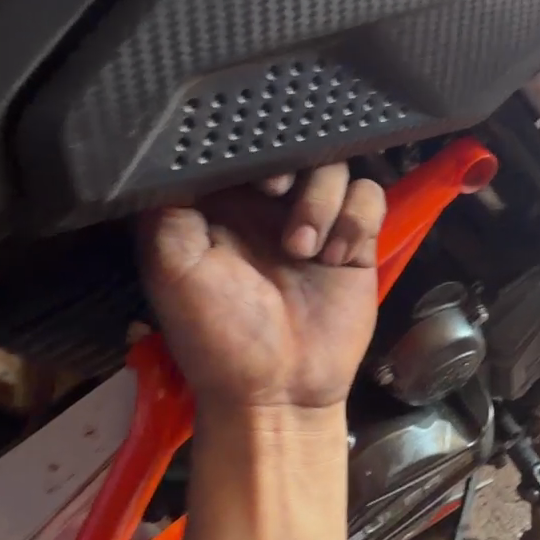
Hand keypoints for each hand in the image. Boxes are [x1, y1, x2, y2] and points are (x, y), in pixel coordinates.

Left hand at [139, 164, 386, 411]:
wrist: (280, 390)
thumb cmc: (219, 335)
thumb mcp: (173, 271)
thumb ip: (170, 210)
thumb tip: (181, 161)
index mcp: (223, 207)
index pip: (241, 150)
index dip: (247, 149)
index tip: (247, 174)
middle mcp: (270, 207)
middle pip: (296, 148)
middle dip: (293, 166)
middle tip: (277, 194)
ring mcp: (318, 221)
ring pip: (337, 168)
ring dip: (323, 202)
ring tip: (304, 250)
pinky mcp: (356, 241)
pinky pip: (370, 197)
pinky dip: (357, 219)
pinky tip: (338, 256)